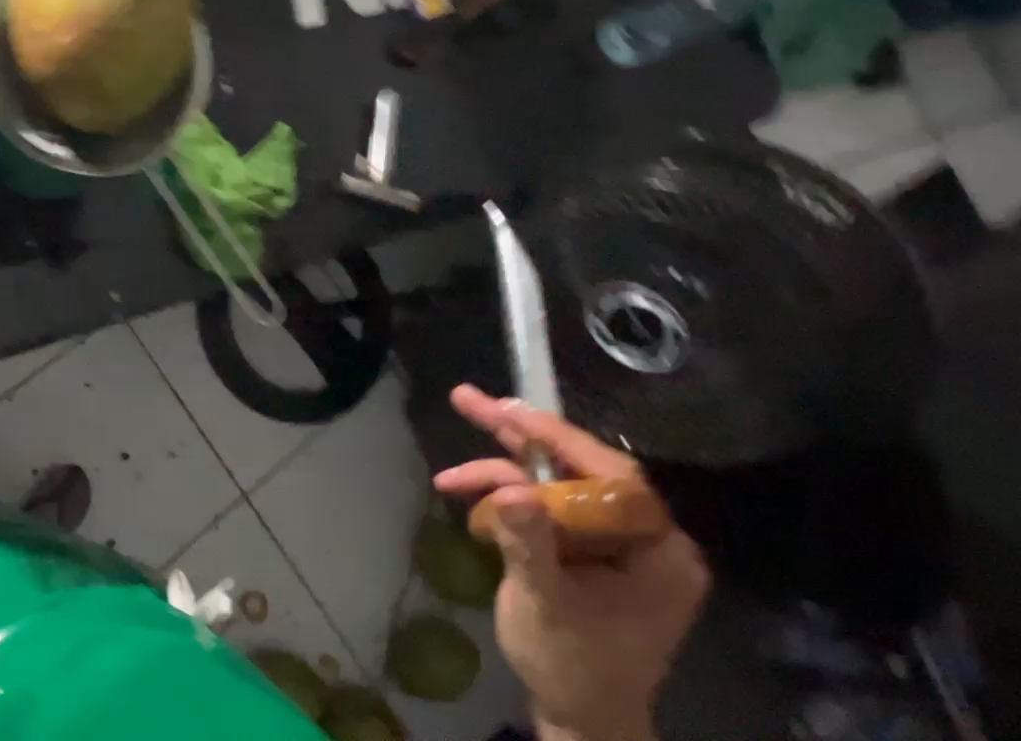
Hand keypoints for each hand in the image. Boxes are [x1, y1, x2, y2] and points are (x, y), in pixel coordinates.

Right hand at [433, 384, 708, 740]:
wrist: (582, 719)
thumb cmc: (572, 665)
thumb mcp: (546, 604)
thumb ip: (530, 544)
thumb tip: (510, 490)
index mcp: (659, 551)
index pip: (609, 474)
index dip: (555, 437)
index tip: (507, 409)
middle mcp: (646, 538)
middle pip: (579, 470)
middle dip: (519, 439)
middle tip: (469, 401)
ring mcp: (619, 545)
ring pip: (557, 488)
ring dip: (501, 477)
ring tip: (450, 478)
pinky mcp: (594, 553)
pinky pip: (552, 511)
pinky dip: (510, 503)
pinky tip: (471, 499)